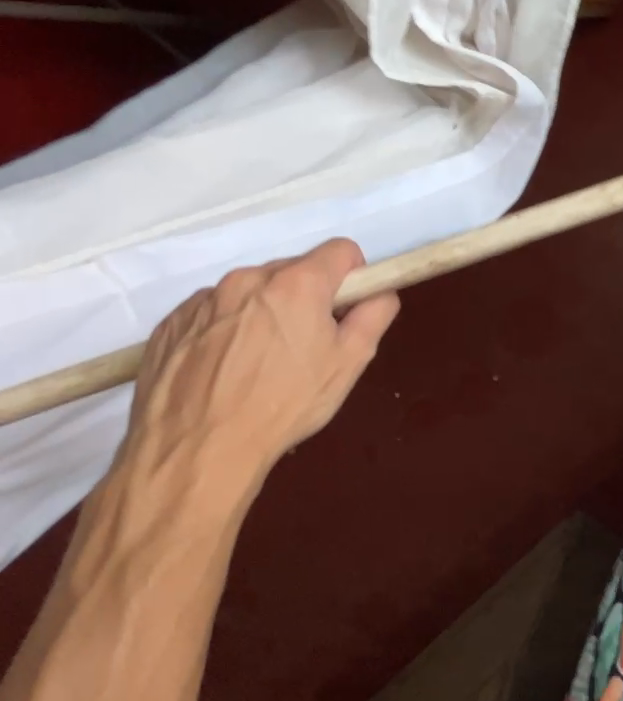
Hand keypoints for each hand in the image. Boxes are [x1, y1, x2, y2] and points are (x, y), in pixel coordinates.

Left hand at [123, 239, 399, 487]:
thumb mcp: (352, 360)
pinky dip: (226, 328)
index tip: (347, 308)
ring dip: (264, 311)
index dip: (354, 276)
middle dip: (307, 296)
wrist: (194, 451)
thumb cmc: (285, 403)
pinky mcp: (167, 326)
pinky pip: (212, 312)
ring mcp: (201, 302)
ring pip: (251, 291)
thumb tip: (377, 293)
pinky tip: (225, 367)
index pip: (341, 250)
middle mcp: (246, 280)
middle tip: (306, 342)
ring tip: (259, 360)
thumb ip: (376, 313)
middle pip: (293, 270)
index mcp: (297, 284)